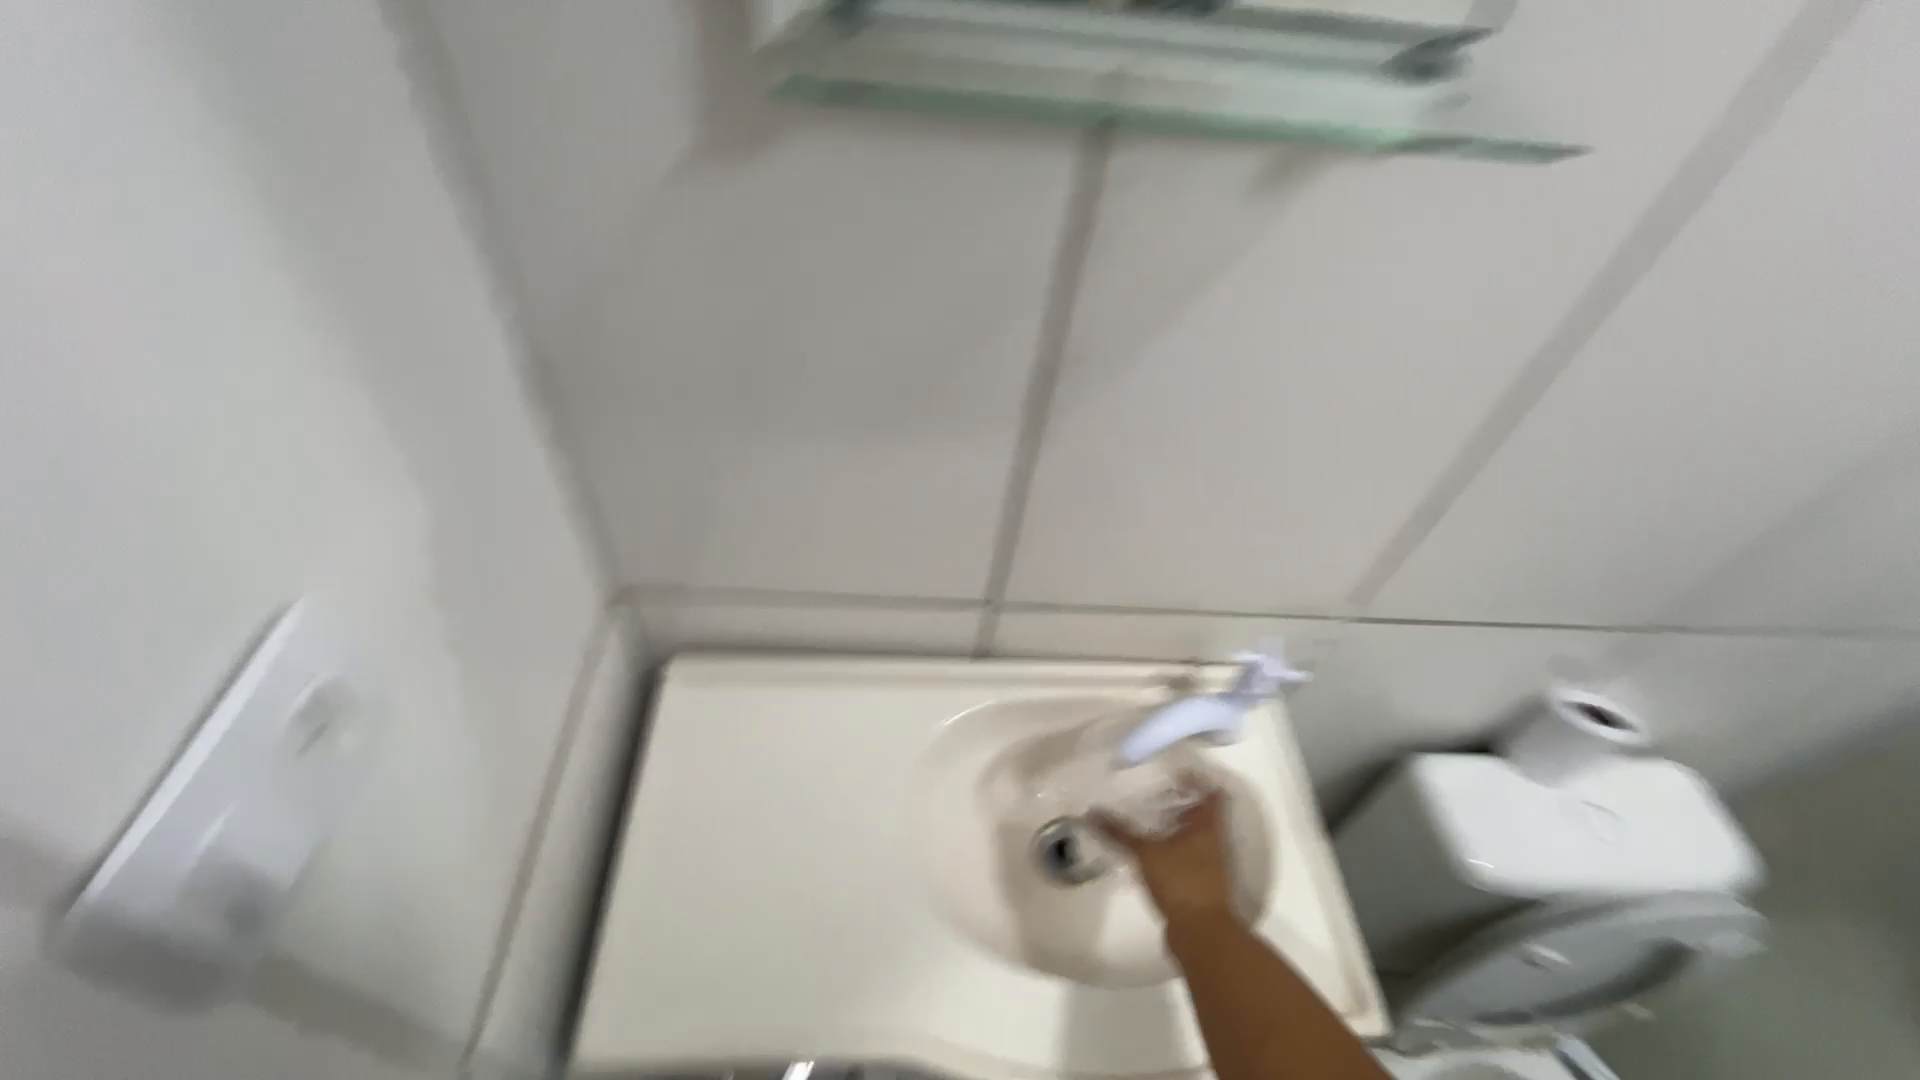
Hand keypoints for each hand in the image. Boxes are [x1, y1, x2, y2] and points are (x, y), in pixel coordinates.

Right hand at [1091, 779, 1237, 926]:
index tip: (1175, 772)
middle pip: (1202, 815)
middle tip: (1154, 793)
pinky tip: (1149, 853)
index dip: (1197, 781)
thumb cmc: (1180, 881)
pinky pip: (1186, 858)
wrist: (1201, 933)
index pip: (1212, 794)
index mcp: (1208, 827)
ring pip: (1194, 837)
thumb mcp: (1146, 853)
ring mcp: (1210, 866)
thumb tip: (1091, 813)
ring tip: (1147, 821)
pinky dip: (1171, 851)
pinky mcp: (1200, 885)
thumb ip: (1120, 832)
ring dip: (1175, 828)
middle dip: (1181, 804)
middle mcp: (1214, 843)